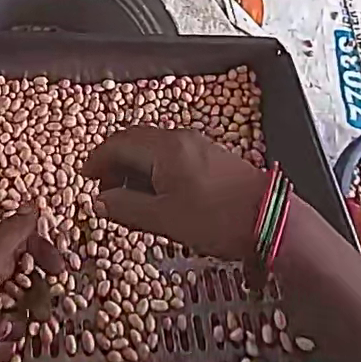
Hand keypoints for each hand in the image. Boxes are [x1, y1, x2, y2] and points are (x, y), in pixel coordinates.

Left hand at [0, 206, 58, 361]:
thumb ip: (14, 232)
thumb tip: (34, 202)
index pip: (24, 245)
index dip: (42, 254)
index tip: (59, 269)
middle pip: (28, 282)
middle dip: (32, 297)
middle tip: (31, 305)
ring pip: (22, 314)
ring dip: (12, 323)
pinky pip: (10, 340)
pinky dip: (1, 343)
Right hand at [83, 127, 267, 259]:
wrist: (275, 222)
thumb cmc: (216, 219)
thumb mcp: (165, 219)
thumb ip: (126, 208)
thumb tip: (99, 201)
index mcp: (164, 148)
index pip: (118, 144)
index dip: (97, 160)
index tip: (86, 177)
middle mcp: (180, 139)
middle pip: (134, 141)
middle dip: (114, 161)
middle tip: (103, 187)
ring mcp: (198, 146)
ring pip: (153, 148)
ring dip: (134, 166)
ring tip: (128, 195)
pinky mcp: (212, 158)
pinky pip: (171, 155)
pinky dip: (154, 169)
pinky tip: (157, 193)